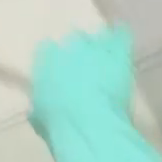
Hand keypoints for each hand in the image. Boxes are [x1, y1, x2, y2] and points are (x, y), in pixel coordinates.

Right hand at [27, 26, 161, 161]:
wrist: (89, 131)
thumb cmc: (60, 130)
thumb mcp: (42, 122)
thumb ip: (41, 111)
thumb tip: (39, 110)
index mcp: (44, 65)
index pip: (47, 51)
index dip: (54, 58)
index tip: (59, 66)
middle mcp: (66, 52)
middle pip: (73, 42)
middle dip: (79, 49)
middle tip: (84, 61)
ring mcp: (93, 53)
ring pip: (96, 40)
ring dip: (99, 44)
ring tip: (103, 46)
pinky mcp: (116, 59)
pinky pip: (119, 39)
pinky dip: (120, 36)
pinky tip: (122, 30)